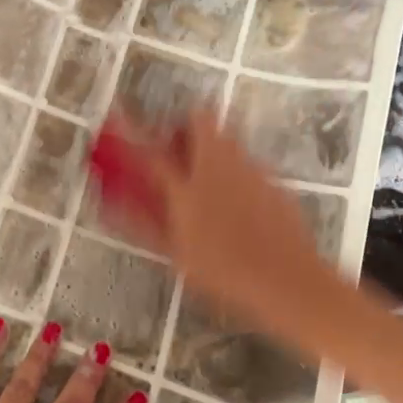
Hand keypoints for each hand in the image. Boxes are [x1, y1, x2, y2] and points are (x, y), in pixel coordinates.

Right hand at [89, 111, 351, 342]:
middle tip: (172, 150)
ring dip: (208, 145)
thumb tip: (109, 205)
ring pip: (226, 136)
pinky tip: (232, 202)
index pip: (149, 146)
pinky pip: (247, 161)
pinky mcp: (275, 181)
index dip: (131, 130)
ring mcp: (252, 168)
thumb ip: (142, 222)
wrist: (292, 284)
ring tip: (200, 178)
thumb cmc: (225, 272)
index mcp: (187, 184)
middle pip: (200, 118)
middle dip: (182, 126)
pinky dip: (233, 169)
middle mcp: (219, 164)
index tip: (119, 121)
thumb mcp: (174, 252)